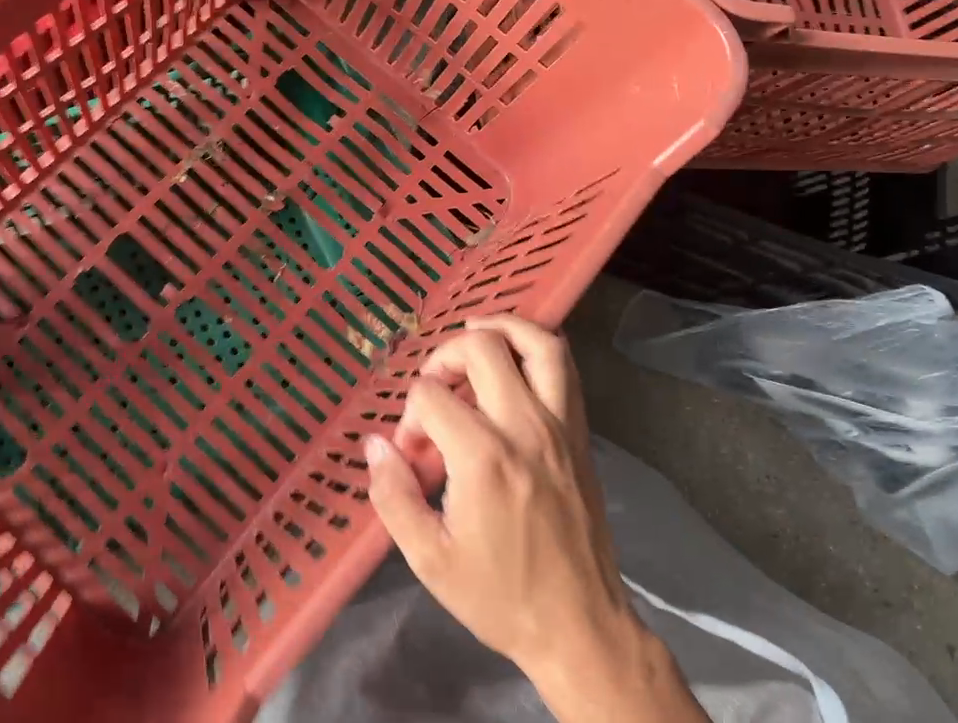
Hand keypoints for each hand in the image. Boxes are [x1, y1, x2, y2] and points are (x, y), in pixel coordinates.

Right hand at [366, 317, 704, 721]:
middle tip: (434, 392)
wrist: (582, 628)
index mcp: (484, 458)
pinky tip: (511, 363)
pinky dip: (535, 349)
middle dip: (444, 358)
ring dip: (501, 329)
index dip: (408, 419)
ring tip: (473, 335)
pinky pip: (564, 370)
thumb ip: (393, 495)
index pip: (431, 396)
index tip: (412, 460)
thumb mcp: (429, 559)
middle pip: (482, 348)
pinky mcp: (580, 437)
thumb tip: (375, 445)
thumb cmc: (500, 597)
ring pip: (538, 344)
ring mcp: (561, 428)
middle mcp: (526, 429)